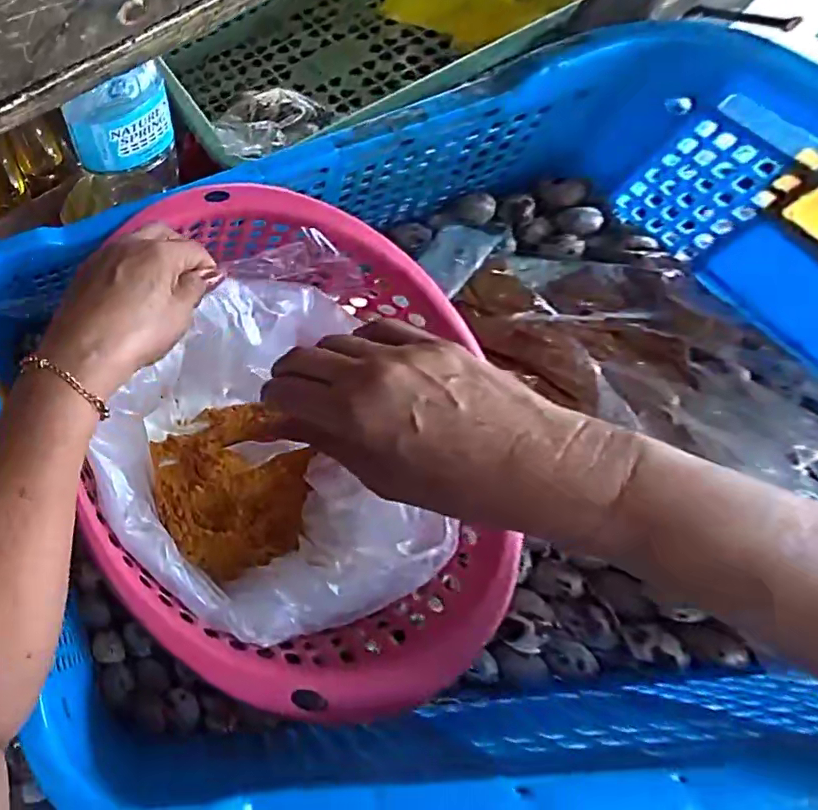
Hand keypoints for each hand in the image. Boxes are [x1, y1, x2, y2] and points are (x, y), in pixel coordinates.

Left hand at [35, 224, 216, 400]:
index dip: (206, 266)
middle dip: (178, 248)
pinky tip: (129, 283)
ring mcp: (103, 253)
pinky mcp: (85, 267)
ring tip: (157, 279)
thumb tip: (201, 274)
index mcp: (158, 251)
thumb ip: (194, 288)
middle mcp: (129, 243)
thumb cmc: (137, 335)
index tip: (207, 284)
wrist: (81, 352)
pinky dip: (129, 261)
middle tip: (184, 275)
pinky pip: (115, 254)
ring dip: (152, 251)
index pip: (193, 249)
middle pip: (162, 233)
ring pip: (135, 239)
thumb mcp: (178, 315)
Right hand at [260, 317, 641, 545]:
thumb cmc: (460, 489)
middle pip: (298, 359)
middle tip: (295, 394)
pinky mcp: (430, 340)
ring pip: (332, 340)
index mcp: (352, 415)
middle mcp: (367, 374)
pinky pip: (374, 327)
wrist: (546, 467)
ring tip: (335, 378)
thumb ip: (327, 442)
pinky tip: (369, 360)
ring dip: (322, 360)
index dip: (270, 401)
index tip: (276, 411)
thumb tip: (282, 426)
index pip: (283, 392)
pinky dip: (359, 342)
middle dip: (287, 377)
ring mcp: (401, 352)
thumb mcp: (381, 477)